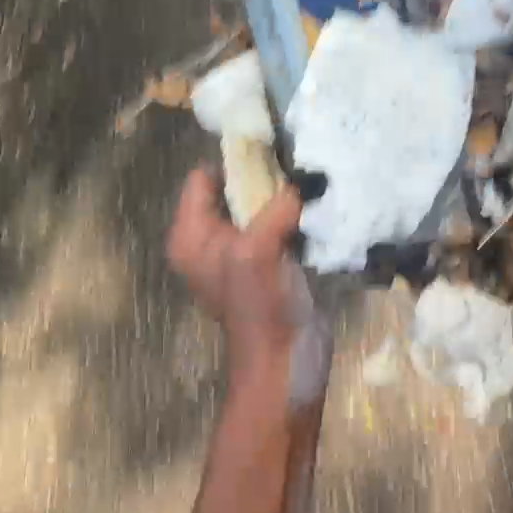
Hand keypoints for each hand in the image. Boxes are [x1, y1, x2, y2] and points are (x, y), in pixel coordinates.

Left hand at [169, 169, 332, 404]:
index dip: (235, 160)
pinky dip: (299, 214)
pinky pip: (282, 224)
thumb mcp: (256, 250)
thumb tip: (309, 177)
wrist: (286, 366)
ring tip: (315, 180)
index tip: (273, 147)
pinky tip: (321, 205)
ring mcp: (243, 252)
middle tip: (301, 162)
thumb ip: (277, 205)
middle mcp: (212, 239)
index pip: (204, 176)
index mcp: (191, 235)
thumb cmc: (258, 308)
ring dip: (288, 194)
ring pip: (264, 205)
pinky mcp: (272, 262)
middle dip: (267, 174)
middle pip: (236, 187)